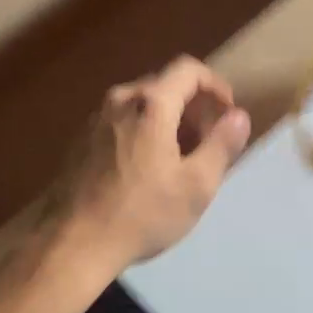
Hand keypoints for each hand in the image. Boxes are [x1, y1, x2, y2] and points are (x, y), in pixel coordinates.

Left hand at [48, 56, 252, 274]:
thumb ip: (221, 145)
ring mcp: (98, 117)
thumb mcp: (195, 186)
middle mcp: (121, 98)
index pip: (188, 69)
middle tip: (207, 142)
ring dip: (168, 120)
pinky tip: (146, 169)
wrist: (72, 243)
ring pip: (143, 103)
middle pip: (165, 84)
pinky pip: (123, 119)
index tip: (227, 111)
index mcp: (151, 103)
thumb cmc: (141, 213)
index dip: (215, 84)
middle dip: (193, 107)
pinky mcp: (83, 137)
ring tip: (180, 160)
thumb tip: (239, 116)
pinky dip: (144, 129)